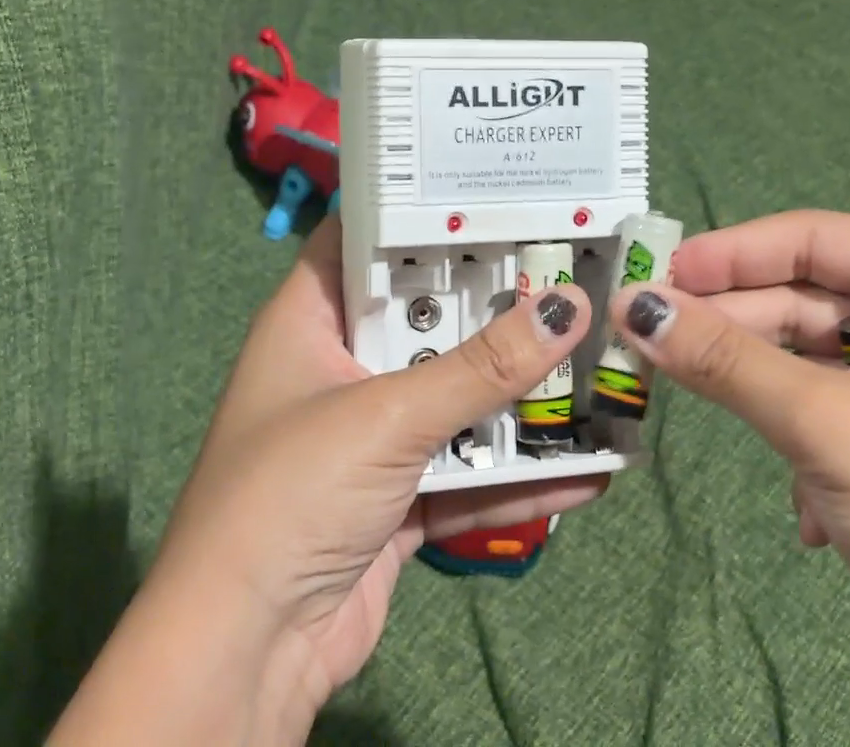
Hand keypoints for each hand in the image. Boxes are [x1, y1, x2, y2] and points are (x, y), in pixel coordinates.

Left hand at [52, 218, 606, 744]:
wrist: (246, 653)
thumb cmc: (291, 498)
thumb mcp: (388, 417)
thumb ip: (483, 366)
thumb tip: (570, 306)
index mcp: (311, 323)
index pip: (365, 241)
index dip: (426, 213)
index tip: (503, 196)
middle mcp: (344, 370)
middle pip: (433, 322)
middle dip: (502, 309)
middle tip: (582, 276)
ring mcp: (375, 438)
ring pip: (461, 400)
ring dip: (525, 400)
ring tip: (603, 374)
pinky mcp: (403, 498)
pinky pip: (473, 472)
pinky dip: (524, 474)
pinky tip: (592, 468)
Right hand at [605, 210, 849, 744]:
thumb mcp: (820, 420)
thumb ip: (724, 357)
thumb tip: (632, 305)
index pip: (822, 238)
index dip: (738, 250)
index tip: (665, 269)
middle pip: (810, 294)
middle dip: (734, 318)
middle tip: (651, 326)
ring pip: (808, 351)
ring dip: (755, 378)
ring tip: (684, 382)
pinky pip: (822, 400)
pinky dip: (793, 429)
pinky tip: (800, 494)